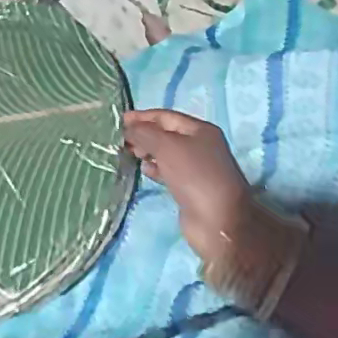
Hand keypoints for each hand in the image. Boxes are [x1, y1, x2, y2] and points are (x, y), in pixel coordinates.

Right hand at [123, 110, 305, 312]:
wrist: (218, 221)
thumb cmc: (195, 176)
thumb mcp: (167, 146)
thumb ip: (144, 133)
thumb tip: (128, 128)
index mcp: (199, 130)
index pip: (165, 116)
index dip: (142, 116)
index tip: (120, 121)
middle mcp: (199, 146)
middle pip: (165, 134)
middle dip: (143, 134)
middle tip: (121, 140)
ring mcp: (195, 168)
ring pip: (165, 153)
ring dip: (146, 151)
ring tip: (129, 154)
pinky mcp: (189, 188)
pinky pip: (167, 172)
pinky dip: (154, 169)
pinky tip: (144, 171)